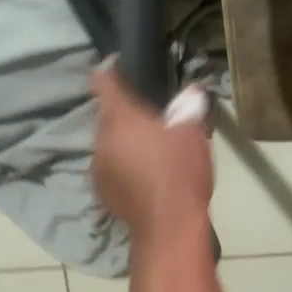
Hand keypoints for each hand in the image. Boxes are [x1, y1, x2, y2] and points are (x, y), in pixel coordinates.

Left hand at [90, 68, 213, 238]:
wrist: (168, 226)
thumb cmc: (180, 172)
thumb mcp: (193, 133)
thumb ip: (190, 107)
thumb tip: (190, 92)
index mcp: (120, 118)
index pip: (104, 83)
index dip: (109, 70)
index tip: (116, 64)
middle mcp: (101, 139)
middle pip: (109, 117)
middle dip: (127, 115)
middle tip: (154, 119)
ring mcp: (98, 168)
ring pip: (110, 145)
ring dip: (126, 144)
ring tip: (151, 151)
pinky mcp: (102, 192)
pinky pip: (113, 169)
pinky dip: (126, 167)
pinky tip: (146, 177)